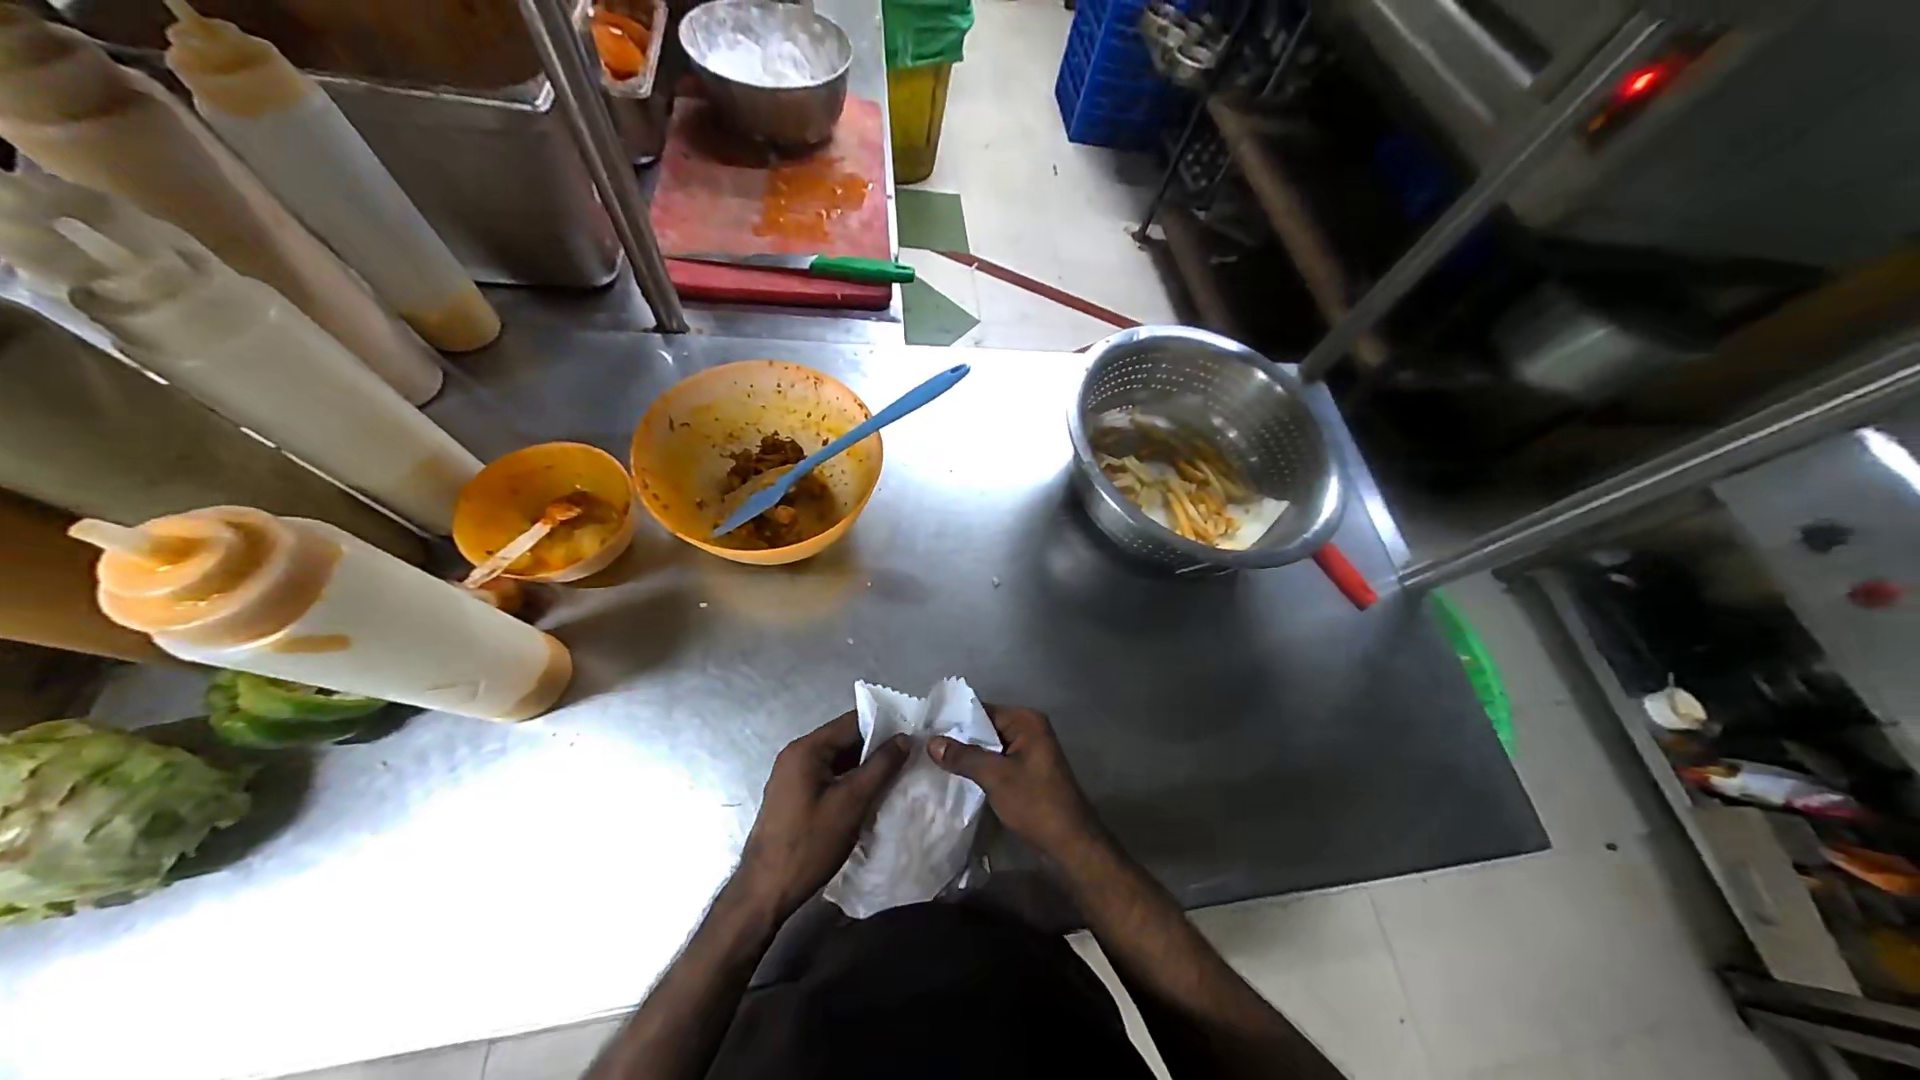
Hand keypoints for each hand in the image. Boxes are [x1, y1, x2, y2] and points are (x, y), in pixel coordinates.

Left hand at [734, 711, 908, 920]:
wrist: (766, 890)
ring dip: (865, 767)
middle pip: (845, 739)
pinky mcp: (795, 796)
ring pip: (838, 760)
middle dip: (876, 747)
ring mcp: (793, 776)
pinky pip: (829, 777)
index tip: (913, 735)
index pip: (852, 721)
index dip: (885, 725)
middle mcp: (797, 755)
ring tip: (897, 776)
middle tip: (909, 758)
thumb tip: (904, 737)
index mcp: (807, 749)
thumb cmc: (810, 843)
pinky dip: (850, 781)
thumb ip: (881, 766)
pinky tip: (871, 795)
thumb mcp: (852, 802)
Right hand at [928, 705, 1099, 863]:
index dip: (954, 719)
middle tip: (925, 747)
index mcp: (1026, 721)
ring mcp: (1029, 751)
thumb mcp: (996, 777)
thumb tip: (931, 741)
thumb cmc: (1035, 804)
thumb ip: (963, 756)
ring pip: (989, 746)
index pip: (982, 709)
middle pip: (985, 726)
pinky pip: (996, 761)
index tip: (925, 729)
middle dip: (958, 738)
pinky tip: (955, 776)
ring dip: (967, 755)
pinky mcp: (1026, 771)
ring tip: (933, 761)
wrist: (1070, 844)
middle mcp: (1029, 729)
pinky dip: (979, 767)